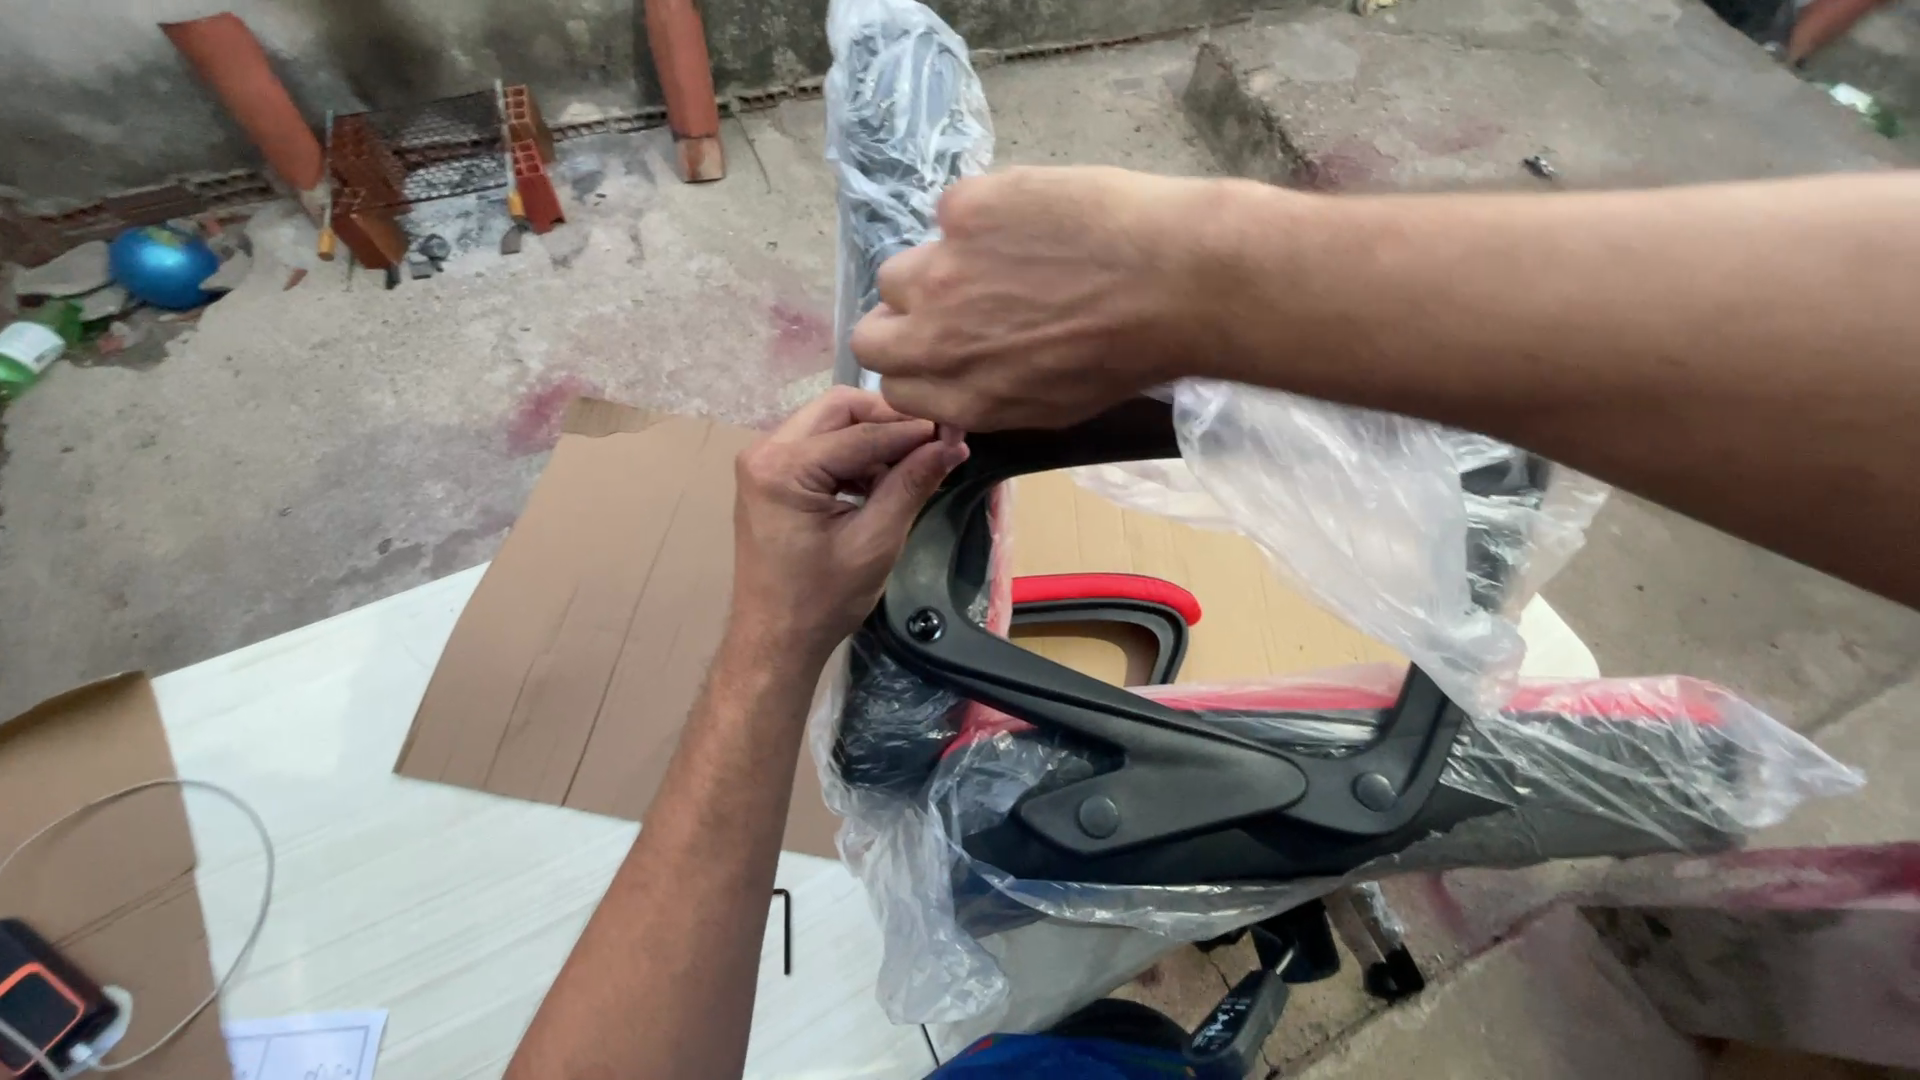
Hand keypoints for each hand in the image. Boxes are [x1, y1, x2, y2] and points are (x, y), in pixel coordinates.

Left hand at [729, 387, 968, 661]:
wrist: (775, 640)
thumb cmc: (822, 601)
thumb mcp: (875, 542)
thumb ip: (911, 485)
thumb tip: (952, 444)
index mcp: (782, 467)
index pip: (861, 432)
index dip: (912, 431)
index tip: (956, 430)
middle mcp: (764, 451)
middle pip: (838, 409)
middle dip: (889, 422)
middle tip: (934, 440)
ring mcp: (764, 462)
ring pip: (830, 424)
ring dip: (873, 439)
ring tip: (913, 467)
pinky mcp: (771, 477)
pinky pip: (819, 447)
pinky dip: (854, 457)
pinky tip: (882, 481)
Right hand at [849, 166, 1241, 430]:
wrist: (1175, 283)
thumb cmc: (1126, 357)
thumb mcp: (1053, 408)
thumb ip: (987, 397)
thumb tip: (959, 376)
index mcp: (962, 398)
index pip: (892, 386)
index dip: (912, 366)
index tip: (934, 350)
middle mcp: (937, 341)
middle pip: (869, 335)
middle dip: (898, 325)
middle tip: (945, 305)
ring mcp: (944, 271)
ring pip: (900, 270)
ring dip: (934, 269)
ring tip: (993, 259)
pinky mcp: (966, 209)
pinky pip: (951, 213)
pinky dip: (981, 217)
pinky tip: (1031, 221)